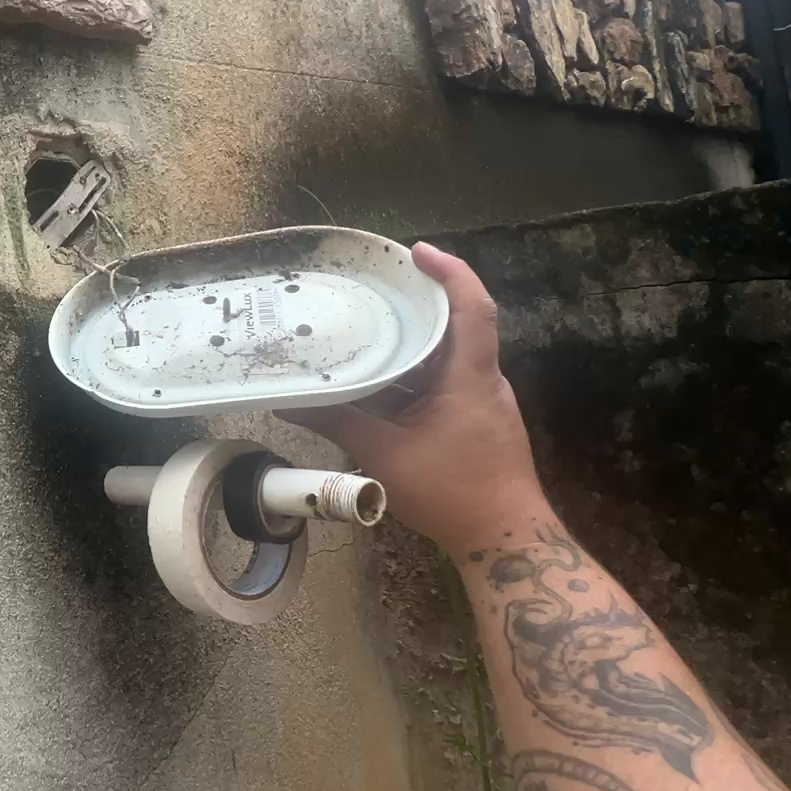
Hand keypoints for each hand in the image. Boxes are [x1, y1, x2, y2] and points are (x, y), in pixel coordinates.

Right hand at [276, 242, 551, 556]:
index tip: (418, 252)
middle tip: (370, 285)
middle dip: (415, 301)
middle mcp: (480, 382)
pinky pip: (435, 381)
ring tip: (360, 327)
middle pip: (454, 326)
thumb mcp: (382, 453)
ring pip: (441, 357)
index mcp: (470, 380)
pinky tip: (371, 378)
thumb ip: (334, 422)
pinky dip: (405, 372)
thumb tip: (286, 404)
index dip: (452, 273)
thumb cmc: (451, 491)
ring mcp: (477, 401)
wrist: (504, 538)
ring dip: (405, 341)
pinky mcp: (468, 419)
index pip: (474, 311)